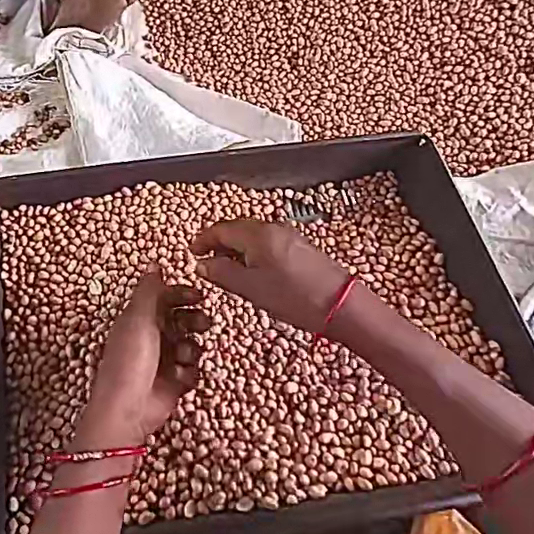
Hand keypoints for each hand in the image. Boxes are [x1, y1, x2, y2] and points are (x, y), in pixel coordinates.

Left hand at [71, 271, 208, 449]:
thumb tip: (154, 263)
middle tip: (203, 324)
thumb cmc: (129, 361)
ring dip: (191, 349)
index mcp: (139, 319)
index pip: (165, 298)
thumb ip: (150, 290)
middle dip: (194, 321)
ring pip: (191, 345)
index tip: (198, 296)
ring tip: (184, 356)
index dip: (182, 295)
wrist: (127, 410)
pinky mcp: (174, 382)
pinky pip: (192, 370)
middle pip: (182, 320)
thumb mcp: (139, 318)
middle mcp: (152, 337)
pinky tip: (179, 378)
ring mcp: (163, 360)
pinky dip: (189, 373)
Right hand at [193, 219, 354, 332]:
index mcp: (257, 234)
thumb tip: (203, 264)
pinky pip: (269, 244)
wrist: (341, 305)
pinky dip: (254, 253)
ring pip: (254, 236)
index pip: (221, 229)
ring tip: (228, 270)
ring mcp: (290, 237)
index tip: (193, 251)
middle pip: (238, 229)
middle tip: (207, 261)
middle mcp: (273, 229)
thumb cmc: (294, 298)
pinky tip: (254, 272)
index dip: (203, 239)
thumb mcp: (250, 289)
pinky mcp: (301, 248)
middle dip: (219, 243)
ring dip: (237, 249)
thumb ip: (222, 273)